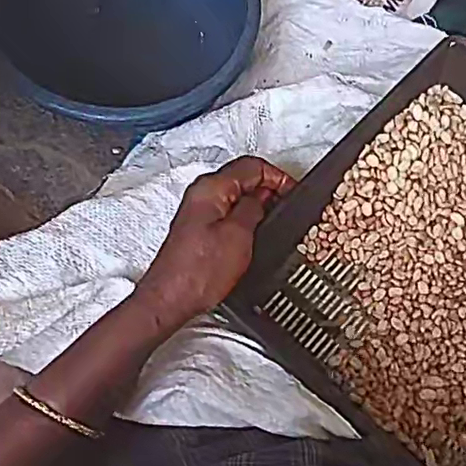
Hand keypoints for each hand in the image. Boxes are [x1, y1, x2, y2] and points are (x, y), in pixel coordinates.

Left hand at [133, 156, 295, 326]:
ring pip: (235, 196)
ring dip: (257, 203)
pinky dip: (245, 217)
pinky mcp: (199, 230)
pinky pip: (228, 213)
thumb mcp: (239, 235)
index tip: (293, 190)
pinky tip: (256, 232)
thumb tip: (264, 198)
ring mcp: (198, 212)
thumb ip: (254, 209)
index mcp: (211, 188)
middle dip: (268, 187)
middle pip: (242, 178)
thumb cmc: (198, 272)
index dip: (277, 176)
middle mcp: (201, 195)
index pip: (251, 167)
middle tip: (289, 203)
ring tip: (276, 217)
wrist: (171, 299)